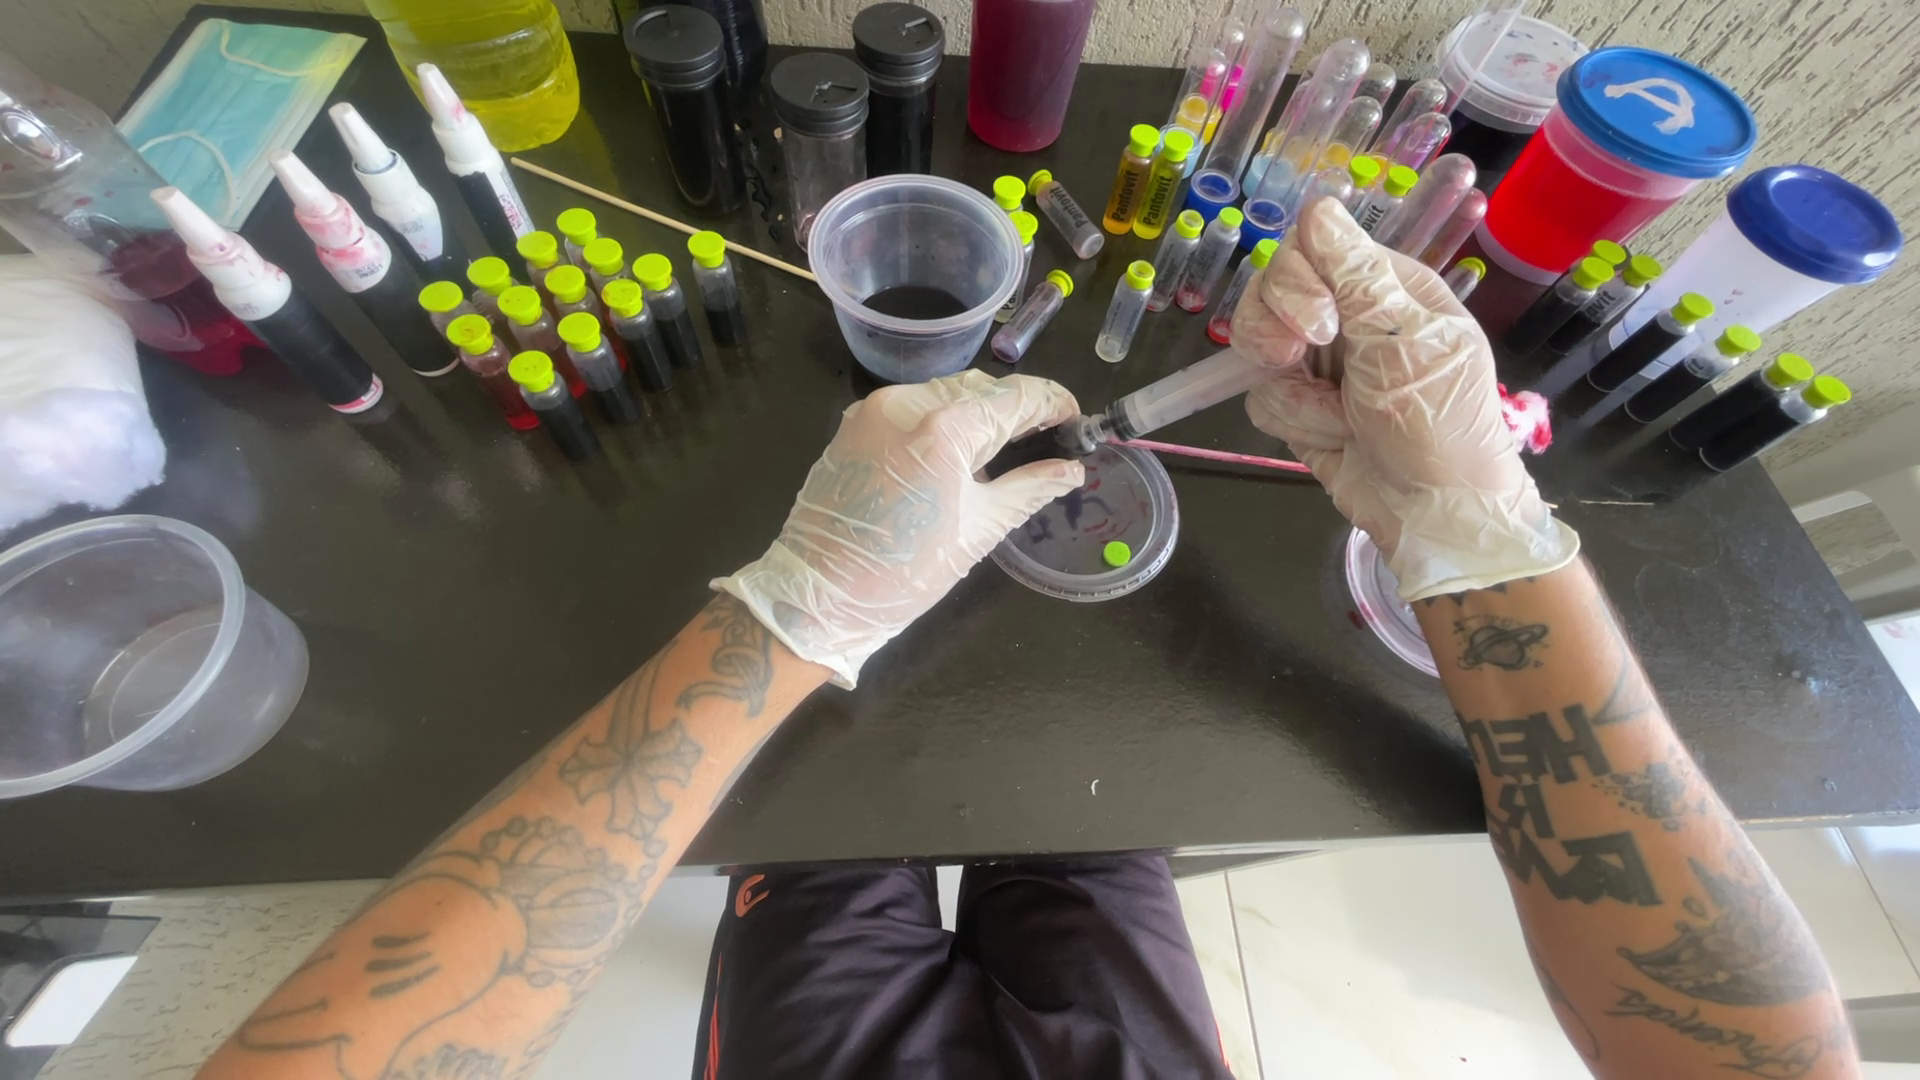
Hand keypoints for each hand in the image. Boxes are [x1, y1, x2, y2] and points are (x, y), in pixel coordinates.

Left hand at [714, 371, 1083, 686]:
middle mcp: (905, 403)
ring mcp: (872, 411)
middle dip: (1015, 409)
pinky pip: (909, 409)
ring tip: (997, 452)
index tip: (1075, 420)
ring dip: (977, 414)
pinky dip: (939, 422)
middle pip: (980, 388)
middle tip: (1041, 440)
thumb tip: (1071, 470)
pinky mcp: (851, 426)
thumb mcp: (978, 531)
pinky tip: (949, 456)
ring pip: (942, 394)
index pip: (1016, 397)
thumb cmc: (905, 571)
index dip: (1054, 403)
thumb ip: (1030, 489)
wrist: (817, 595)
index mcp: (943, 427)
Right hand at [1231, 197, 1578, 599]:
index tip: (1318, 328)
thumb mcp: (1405, 344)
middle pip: (1268, 293)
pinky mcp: (1295, 403)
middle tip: (1306, 362)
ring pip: (1255, 349)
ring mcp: (1315, 361)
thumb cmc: (1436, 422)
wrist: (1426, 508)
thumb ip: (1357, 278)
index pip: (1307, 248)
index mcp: (1382, 287)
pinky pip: (1259, 396)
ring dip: (1292, 393)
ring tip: (1334, 414)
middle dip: (1278, 337)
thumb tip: (1318, 208)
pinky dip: (1291, 420)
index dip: (1296, 283)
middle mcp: (1343, 316)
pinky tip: (1330, 434)